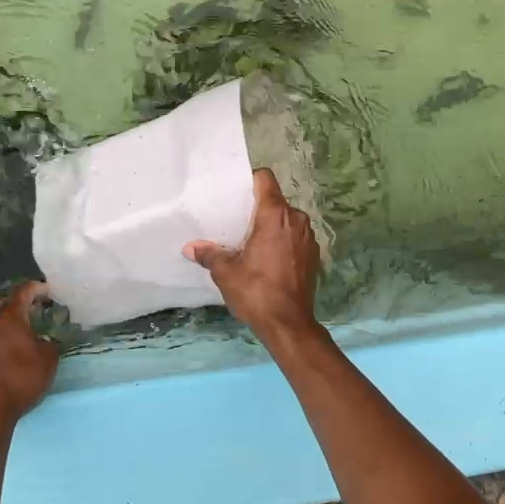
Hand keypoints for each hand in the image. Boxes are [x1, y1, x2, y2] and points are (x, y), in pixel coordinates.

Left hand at [0, 281, 59, 421]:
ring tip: (14, 338)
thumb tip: (43, 341)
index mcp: (9, 319)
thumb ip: (49, 344)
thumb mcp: (48, 360)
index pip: (22, 292)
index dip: (35, 288)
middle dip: (17, 308)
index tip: (46, 290)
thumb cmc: (21, 379)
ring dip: (1, 328)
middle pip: (2, 308)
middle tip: (31, 314)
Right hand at [185, 169, 320, 343]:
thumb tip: (191, 248)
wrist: (289, 324)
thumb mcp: (226, 272)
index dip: (251, 180)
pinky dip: (283, 241)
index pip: (266, 179)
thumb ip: (209, 254)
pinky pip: (295, 237)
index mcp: (275, 216)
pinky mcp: (313, 255)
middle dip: (257, 208)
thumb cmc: (256, 292)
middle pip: (276, 201)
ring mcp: (308, 238)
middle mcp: (296, 220)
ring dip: (271, 226)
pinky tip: (268, 258)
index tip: (236, 192)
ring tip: (251, 241)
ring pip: (287, 220)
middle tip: (237, 221)